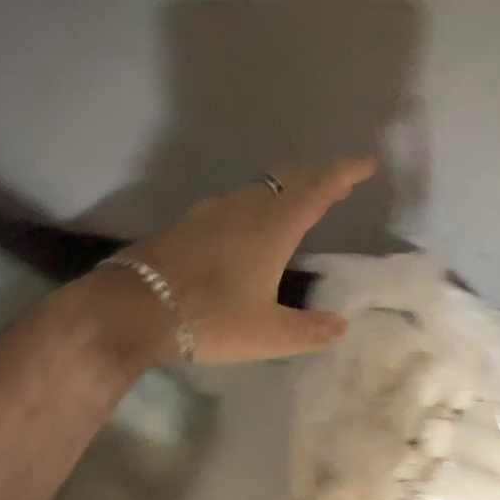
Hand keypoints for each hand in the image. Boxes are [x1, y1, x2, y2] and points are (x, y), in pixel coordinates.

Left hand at [100, 157, 375, 364]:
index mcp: (271, 228)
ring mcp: (210, 213)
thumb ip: (310, 330)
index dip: (343, 175)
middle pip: (286, 181)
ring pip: (257, 189)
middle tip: (337, 183)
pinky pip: (234, 203)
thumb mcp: (270, 335)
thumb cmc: (211, 319)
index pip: (316, 190)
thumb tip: (340, 326)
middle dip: (316, 178)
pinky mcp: (187, 225)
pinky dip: (257, 205)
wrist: (134, 309)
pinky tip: (251, 226)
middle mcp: (243, 209)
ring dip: (284, 190)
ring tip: (299, 202)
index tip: (365, 165)